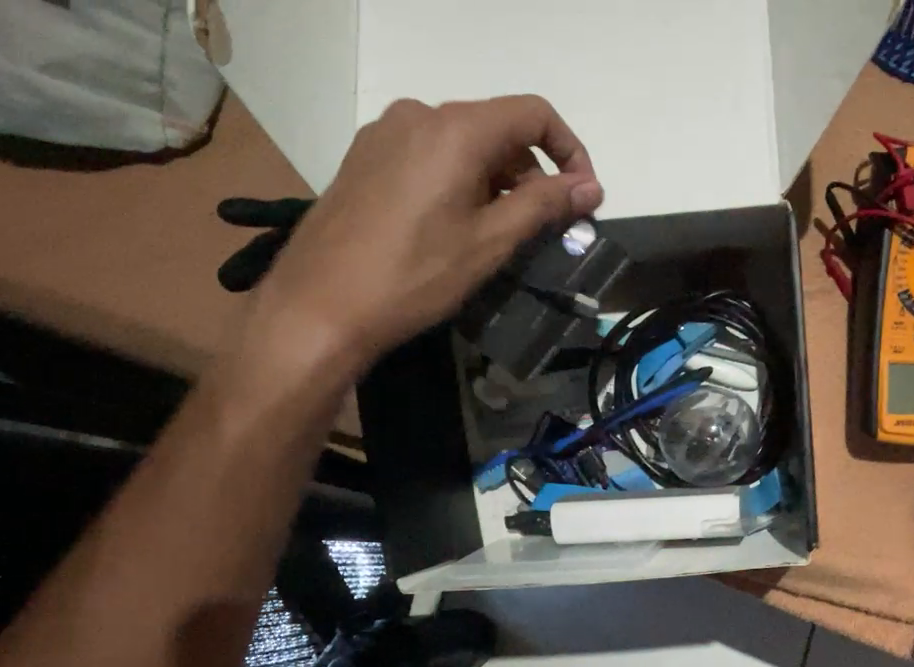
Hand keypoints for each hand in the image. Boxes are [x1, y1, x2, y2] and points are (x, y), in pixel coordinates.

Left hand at [247, 94, 603, 374]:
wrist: (322, 304)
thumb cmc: (415, 275)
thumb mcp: (490, 242)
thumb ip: (545, 206)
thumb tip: (591, 187)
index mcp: (455, 129)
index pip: (534, 115)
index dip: (570, 151)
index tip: (583, 198)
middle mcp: (419, 115)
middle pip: (498, 129)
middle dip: (533, 174)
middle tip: (545, 229)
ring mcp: (386, 133)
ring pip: (464, 145)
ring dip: (497, 182)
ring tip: (499, 236)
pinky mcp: (366, 157)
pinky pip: (431, 156)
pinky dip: (461, 183)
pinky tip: (455, 229)